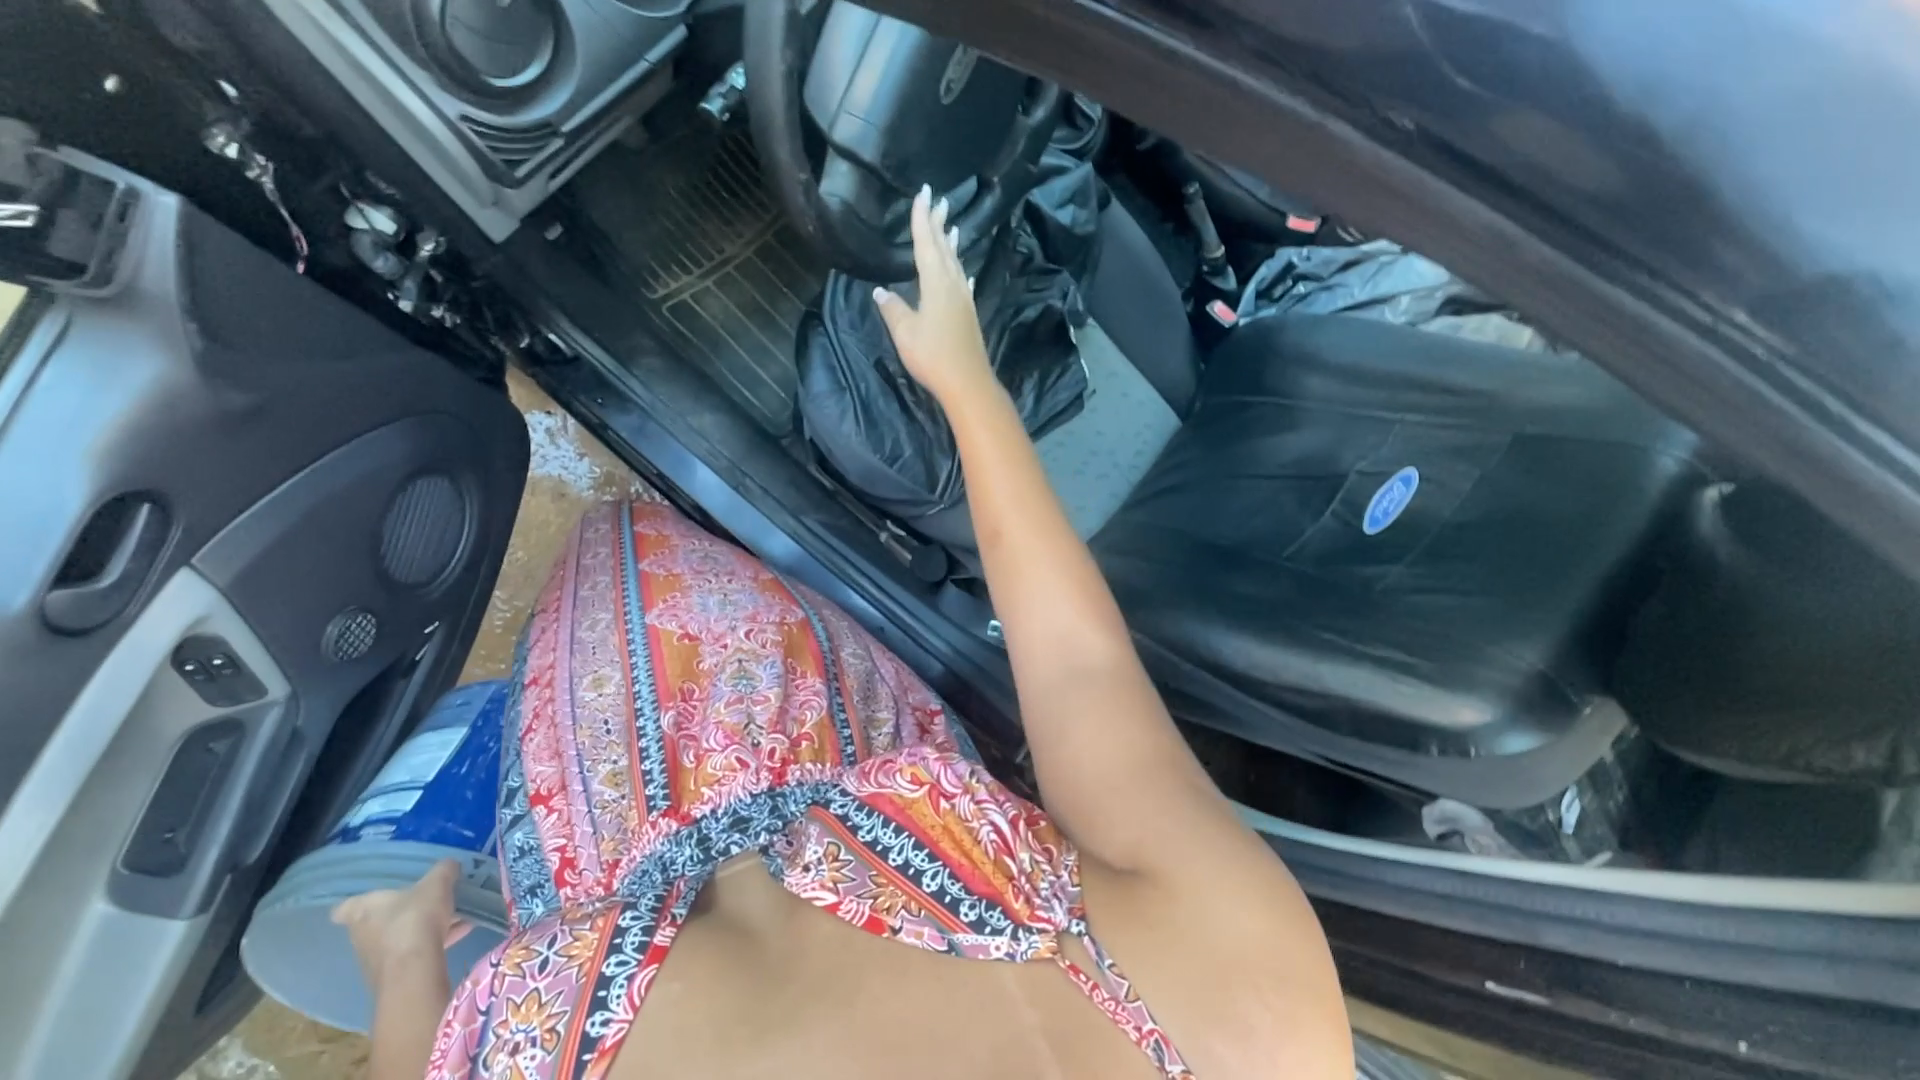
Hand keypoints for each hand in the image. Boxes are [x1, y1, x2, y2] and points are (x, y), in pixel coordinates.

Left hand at [331, 858, 471, 990]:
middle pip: (377, 922)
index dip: (356, 902)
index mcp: (361, 911)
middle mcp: (361, 935)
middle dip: (401, 914)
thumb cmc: (415, 917)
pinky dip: (433, 943)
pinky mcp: (392, 974)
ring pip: (398, 938)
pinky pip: (413, 953)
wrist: (413, 967)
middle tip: (427, 903)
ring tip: (454, 917)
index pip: (343, 908)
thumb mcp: (437, 884)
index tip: (374, 898)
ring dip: (421, 929)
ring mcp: (375, 958)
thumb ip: (443, 871)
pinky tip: (462, 932)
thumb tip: (449, 864)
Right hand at [872, 185, 998, 405]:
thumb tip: (881, 291)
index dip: (922, 219)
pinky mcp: (968, 315)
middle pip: (944, 249)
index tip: (922, 195)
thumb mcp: (905, 332)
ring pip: (955, 264)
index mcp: (935, 283)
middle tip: (939, 200)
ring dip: (951, 244)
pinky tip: (962, 274)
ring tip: (952, 227)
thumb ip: (893, 309)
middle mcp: (952, 285)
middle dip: (939, 224)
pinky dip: (960, 272)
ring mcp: (963, 300)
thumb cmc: (932, 356)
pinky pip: (962, 284)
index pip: (926, 244)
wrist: (967, 382)